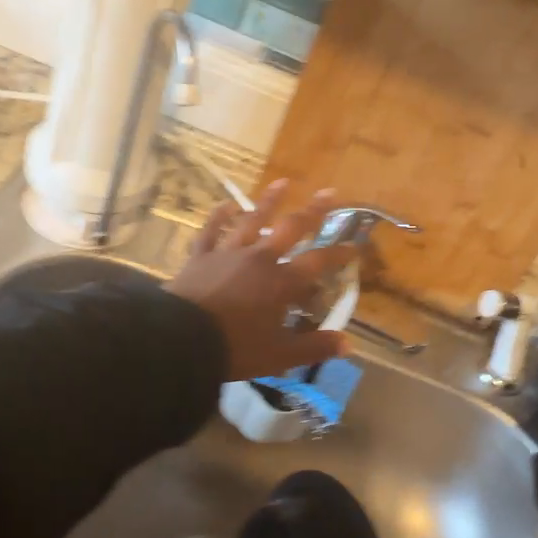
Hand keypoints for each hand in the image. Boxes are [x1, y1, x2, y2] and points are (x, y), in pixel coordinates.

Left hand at [165, 181, 353, 381]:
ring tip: (283, 182)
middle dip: (313, 211)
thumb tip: (348, 343)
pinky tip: (226, 204)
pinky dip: (219, 216)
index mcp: (281, 282)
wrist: (181, 339)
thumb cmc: (235, 348)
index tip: (356, 244)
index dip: (340, 253)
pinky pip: (212, 230)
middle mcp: (259, 259)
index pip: (319, 262)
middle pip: (291, 229)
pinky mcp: (201, 256)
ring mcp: (228, 253)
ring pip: (252, 220)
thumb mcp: (279, 355)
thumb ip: (314, 347)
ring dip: (270, 200)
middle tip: (330, 193)